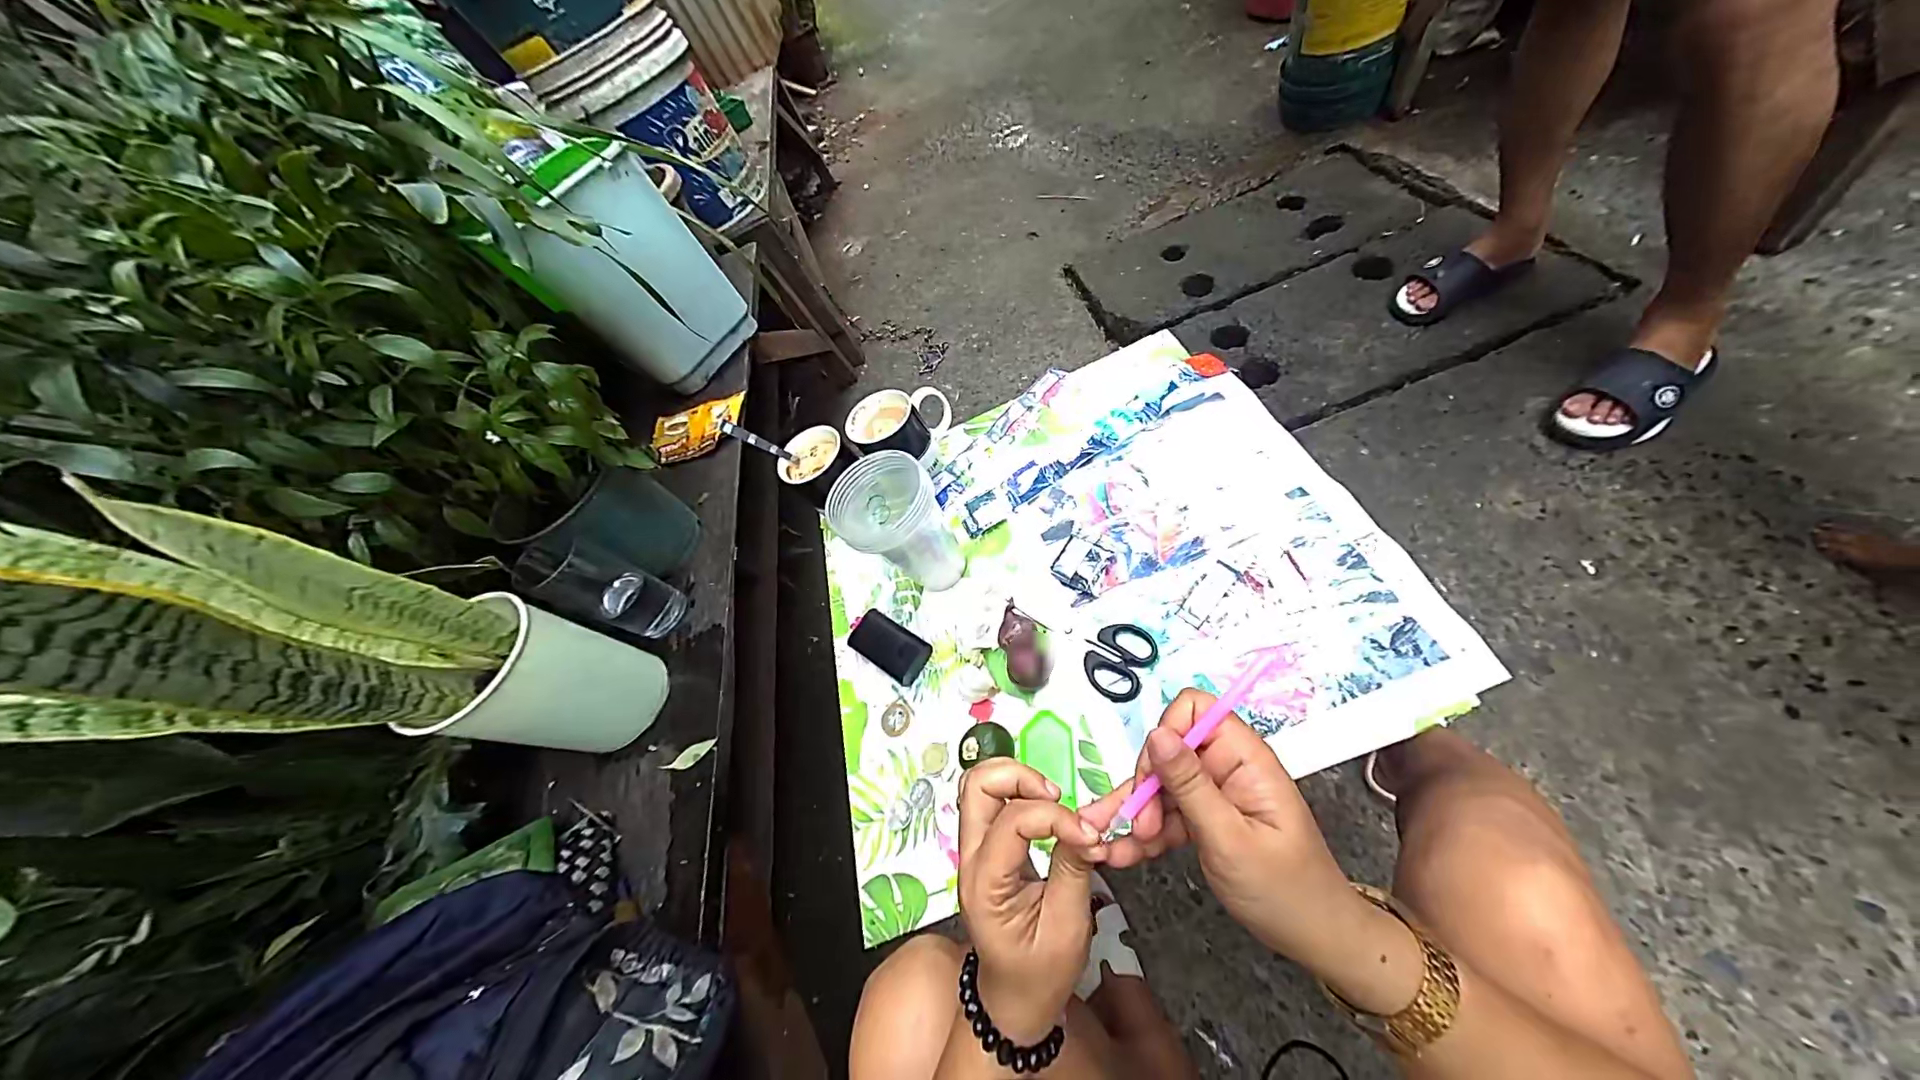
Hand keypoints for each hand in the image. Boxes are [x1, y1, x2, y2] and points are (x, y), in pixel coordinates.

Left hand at [957, 759, 1106, 1042]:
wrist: (1012, 999)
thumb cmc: (1038, 974)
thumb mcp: (1067, 928)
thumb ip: (1074, 870)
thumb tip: (1089, 830)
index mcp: (985, 882)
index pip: (1013, 821)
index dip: (1056, 818)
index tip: (1090, 836)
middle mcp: (971, 857)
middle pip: (977, 785)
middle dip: (1020, 778)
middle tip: (1056, 798)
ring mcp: (974, 850)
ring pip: (979, 786)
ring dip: (1017, 780)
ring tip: (1052, 801)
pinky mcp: (986, 847)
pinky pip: (992, 801)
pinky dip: (1018, 792)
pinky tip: (1045, 810)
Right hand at [1076, 689, 1380, 981]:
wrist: (1314, 939)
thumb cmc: (1288, 892)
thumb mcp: (1230, 838)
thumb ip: (1189, 784)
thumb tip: (1157, 734)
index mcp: (1245, 759)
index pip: (1196, 711)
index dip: (1167, 733)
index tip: (1152, 775)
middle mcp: (1227, 767)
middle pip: (1168, 751)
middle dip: (1145, 786)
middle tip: (1139, 825)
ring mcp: (1215, 792)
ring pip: (1160, 784)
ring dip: (1138, 814)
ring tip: (1117, 845)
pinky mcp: (1205, 816)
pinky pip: (1165, 812)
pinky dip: (1145, 832)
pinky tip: (1127, 851)